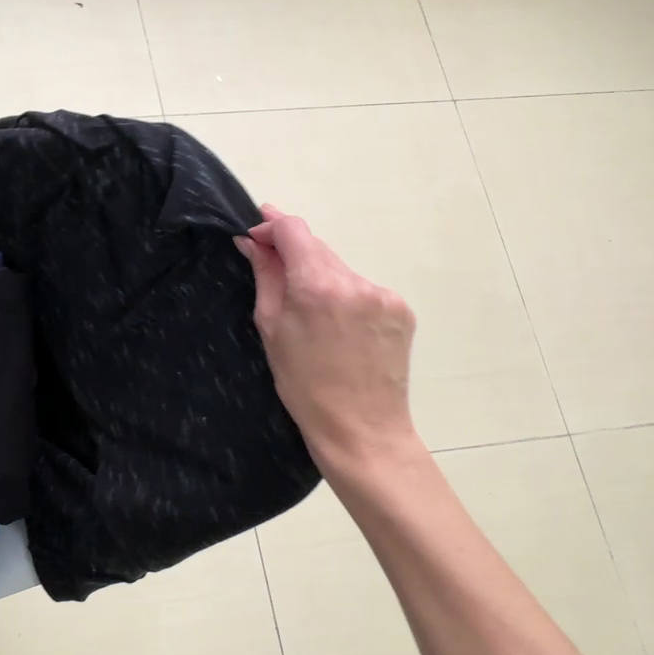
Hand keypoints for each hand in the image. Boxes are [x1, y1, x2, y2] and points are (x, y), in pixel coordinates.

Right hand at [234, 205, 419, 478]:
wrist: (361, 428)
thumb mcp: (270, 325)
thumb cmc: (302, 381)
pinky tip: (334, 323)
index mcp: (318, 285)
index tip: (255, 237)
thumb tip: (252, 242)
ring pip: (338, 267)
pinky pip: (360, 287)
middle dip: (291, 252)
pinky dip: (341, 293)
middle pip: (316, 246)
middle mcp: (356, 282)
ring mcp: (384, 296)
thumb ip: (265, 275)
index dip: (271, 226)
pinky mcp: (401, 310)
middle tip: (269, 269)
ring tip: (305, 308)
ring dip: (317, 274)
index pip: (293, 229)